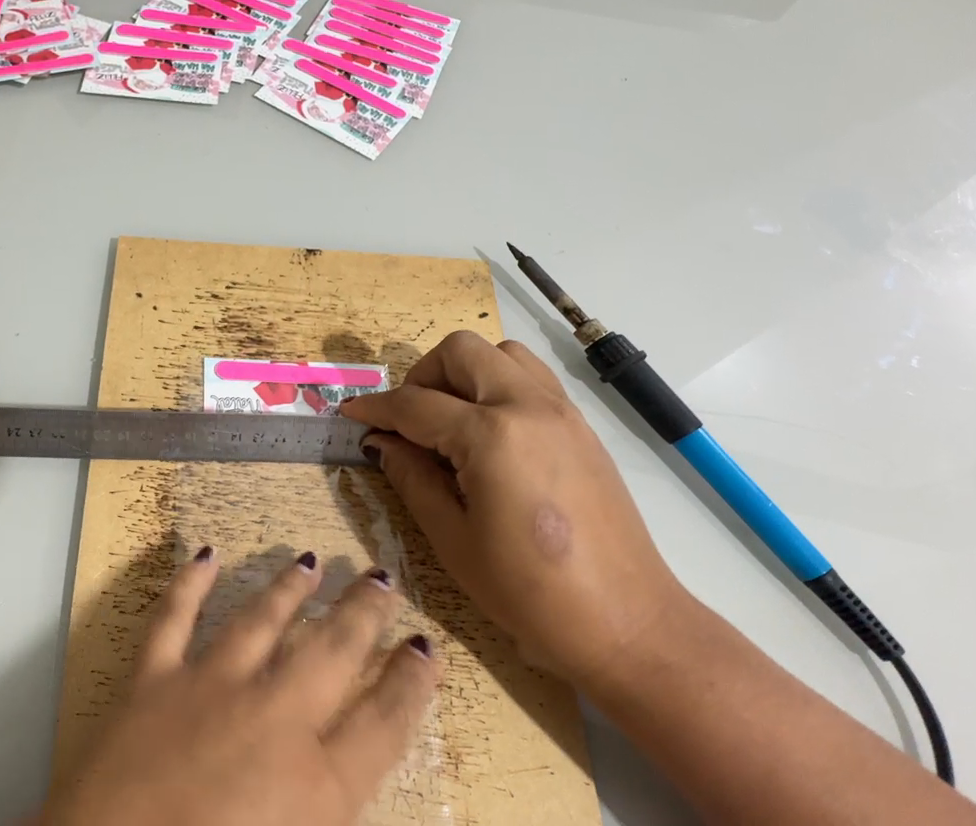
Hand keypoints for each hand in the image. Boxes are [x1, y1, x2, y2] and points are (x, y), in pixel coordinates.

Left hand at [43, 550, 436, 825]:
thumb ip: (329, 808)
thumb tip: (344, 780)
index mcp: (317, 783)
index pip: (383, 722)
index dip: (412, 682)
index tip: (426, 647)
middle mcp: (272, 718)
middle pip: (332, 652)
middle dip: (363, 612)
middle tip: (382, 578)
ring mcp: (209, 688)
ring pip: (261, 621)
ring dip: (288, 588)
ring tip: (309, 561)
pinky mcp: (151, 678)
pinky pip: (174, 618)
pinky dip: (189, 583)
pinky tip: (206, 555)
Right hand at [341, 332, 690, 687]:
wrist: (625, 622)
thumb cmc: (529, 592)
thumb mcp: (453, 540)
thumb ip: (412, 478)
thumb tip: (381, 443)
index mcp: (491, 436)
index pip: (415, 404)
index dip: (375, 408)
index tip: (350, 415)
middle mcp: (528, 406)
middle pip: (460, 352)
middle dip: (422, 376)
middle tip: (406, 420)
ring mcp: (562, 411)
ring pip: (501, 354)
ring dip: (464, 373)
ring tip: (448, 420)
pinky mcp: (581, 427)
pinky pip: (531, 378)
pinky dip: (498, 385)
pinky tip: (487, 433)